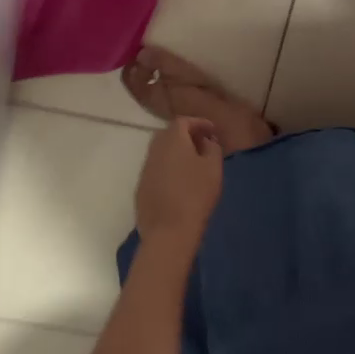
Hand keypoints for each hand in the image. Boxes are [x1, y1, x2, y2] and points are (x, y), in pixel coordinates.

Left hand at [134, 117, 222, 247]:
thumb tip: (206, 141)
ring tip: (193, 165)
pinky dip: (168, 169)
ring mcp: (145, 170)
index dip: (199, 123)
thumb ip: (212, 148)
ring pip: (161, 152)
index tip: (213, 132)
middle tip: (203, 145)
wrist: (168, 232)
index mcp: (172, 140)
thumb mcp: (213, 168)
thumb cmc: (196, 195)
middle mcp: (154, 150)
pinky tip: (179, 183)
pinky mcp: (141, 188)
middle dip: (186, 136)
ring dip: (176, 153)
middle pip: (169, 134)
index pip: (183, 121)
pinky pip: (156, 170)